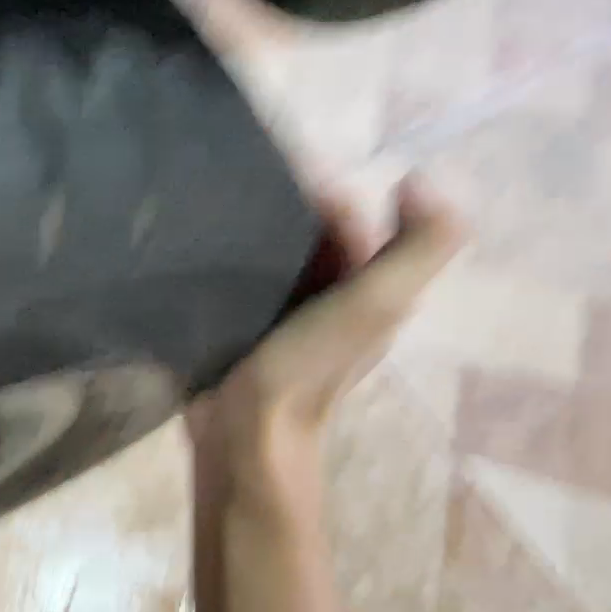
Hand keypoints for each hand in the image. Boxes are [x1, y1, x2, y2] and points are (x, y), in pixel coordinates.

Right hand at [189, 176, 464, 485]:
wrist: (246, 436)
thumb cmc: (308, 368)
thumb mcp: (379, 302)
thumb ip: (420, 241)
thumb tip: (421, 175)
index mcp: (369, 288)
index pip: (352, 221)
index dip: (323, 193)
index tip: (275, 177)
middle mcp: (328, 300)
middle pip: (307, 239)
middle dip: (278, 213)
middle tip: (228, 196)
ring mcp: (279, 321)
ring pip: (268, 263)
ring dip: (244, 241)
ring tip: (203, 220)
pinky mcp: (235, 336)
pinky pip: (233, 290)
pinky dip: (219, 271)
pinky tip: (189, 261)